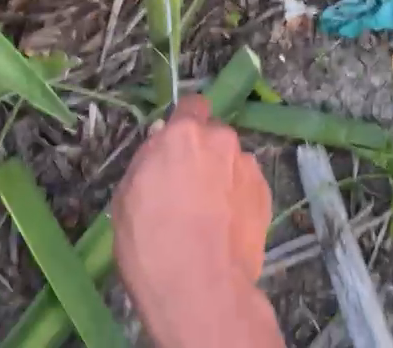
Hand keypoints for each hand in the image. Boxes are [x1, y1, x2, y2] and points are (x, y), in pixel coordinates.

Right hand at [112, 96, 280, 347]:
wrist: (201, 287)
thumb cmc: (151, 244)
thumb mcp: (126, 198)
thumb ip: (148, 162)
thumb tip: (162, 148)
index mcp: (183, 135)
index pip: (193, 105)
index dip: (186, 122)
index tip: (179, 145)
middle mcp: (221, 140)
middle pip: (213, 137)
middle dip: (203, 155)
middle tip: (189, 190)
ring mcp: (247, 165)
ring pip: (231, 162)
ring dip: (222, 177)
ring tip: (210, 216)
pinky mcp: (265, 192)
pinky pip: (246, 186)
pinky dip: (238, 198)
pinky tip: (226, 227)